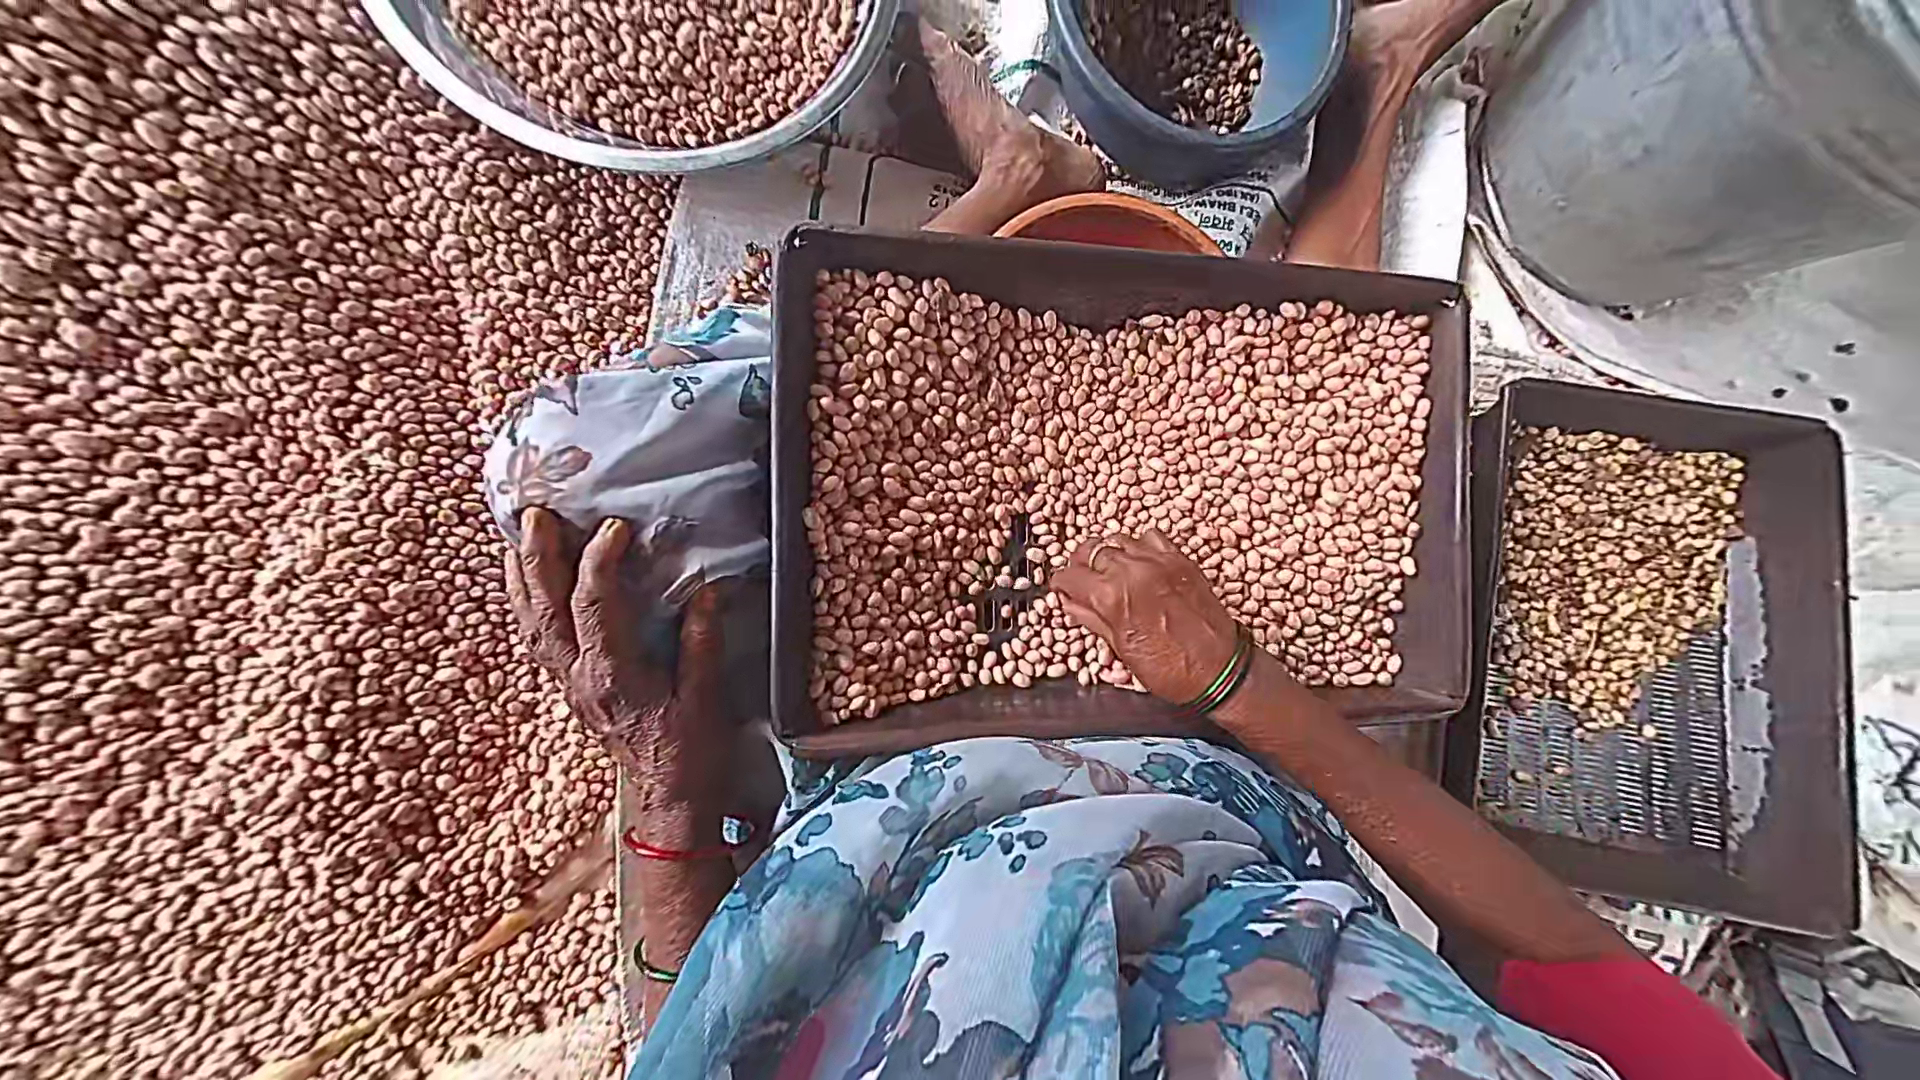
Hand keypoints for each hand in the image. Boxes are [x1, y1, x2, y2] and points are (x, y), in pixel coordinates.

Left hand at [504, 507, 724, 800]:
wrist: (669, 795)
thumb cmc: (692, 749)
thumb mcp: (707, 697)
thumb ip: (702, 643)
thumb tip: (708, 592)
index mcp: (614, 677)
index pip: (596, 609)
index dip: (601, 563)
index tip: (616, 527)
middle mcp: (580, 677)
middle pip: (545, 611)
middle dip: (538, 559)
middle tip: (535, 514)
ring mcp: (569, 683)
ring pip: (532, 623)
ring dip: (523, 577)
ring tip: (521, 536)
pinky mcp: (572, 686)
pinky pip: (539, 637)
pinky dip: (529, 603)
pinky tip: (532, 583)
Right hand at [1051, 529, 1241, 702]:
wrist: (1220, 670)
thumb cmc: (1171, 669)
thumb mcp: (1121, 648)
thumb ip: (1092, 618)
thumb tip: (1071, 603)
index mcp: (1111, 596)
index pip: (1070, 576)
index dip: (1061, 583)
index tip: (1062, 588)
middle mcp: (1131, 571)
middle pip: (1090, 551)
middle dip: (1081, 565)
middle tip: (1081, 579)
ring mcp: (1157, 562)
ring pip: (1117, 540)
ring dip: (1107, 554)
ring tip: (1108, 570)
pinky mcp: (1179, 560)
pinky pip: (1149, 538)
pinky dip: (1138, 546)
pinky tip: (1138, 562)